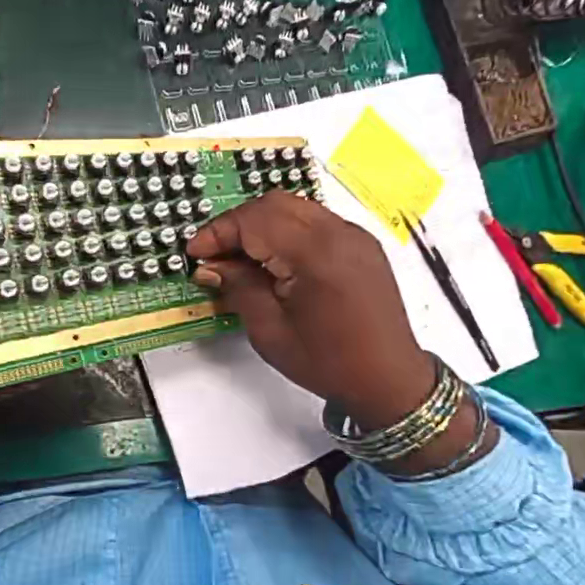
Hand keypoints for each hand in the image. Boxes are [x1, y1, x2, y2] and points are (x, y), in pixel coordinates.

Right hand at [185, 192, 434, 428]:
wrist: (388, 380)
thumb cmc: (327, 362)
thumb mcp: (269, 329)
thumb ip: (239, 287)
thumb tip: (212, 266)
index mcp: (315, 255)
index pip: (254, 221)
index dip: (218, 232)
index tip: (196, 253)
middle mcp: (338, 234)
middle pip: (273, 204)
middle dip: (236, 224)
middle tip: (214, 254)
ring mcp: (354, 236)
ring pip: (294, 207)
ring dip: (260, 224)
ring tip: (239, 256)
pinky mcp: (361, 244)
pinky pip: (314, 220)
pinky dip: (285, 229)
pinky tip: (271, 258)